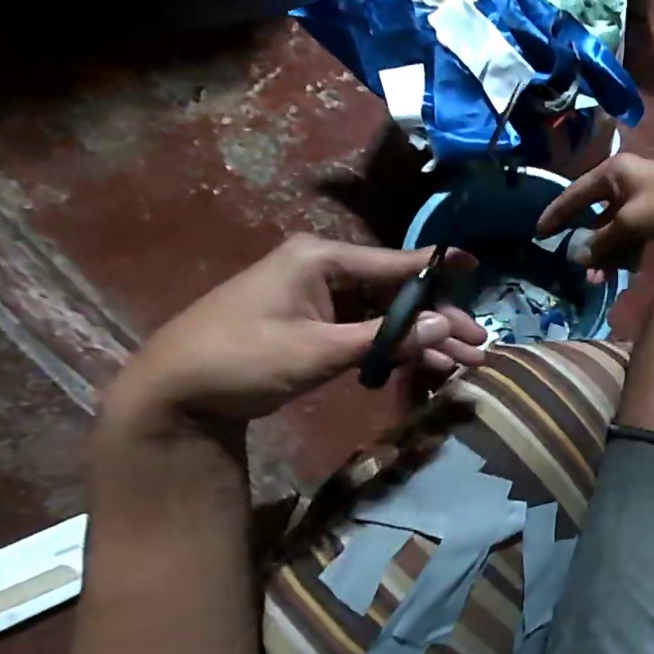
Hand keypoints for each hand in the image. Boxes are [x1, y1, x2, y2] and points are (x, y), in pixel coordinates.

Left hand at [104, 235, 487, 426]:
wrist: (175, 393)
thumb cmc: (242, 361)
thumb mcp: (318, 351)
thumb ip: (386, 338)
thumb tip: (445, 324)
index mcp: (320, 259)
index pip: (395, 262)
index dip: (440, 269)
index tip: (478, 268)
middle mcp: (324, 270)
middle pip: (397, 293)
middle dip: (438, 321)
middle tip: (479, 345)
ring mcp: (318, 298)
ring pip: (386, 315)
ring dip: (422, 339)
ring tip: (463, 362)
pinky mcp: (314, 324)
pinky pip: (366, 331)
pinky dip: (394, 349)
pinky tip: (425, 365)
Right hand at [535, 154, 653, 279]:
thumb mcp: (630, 222)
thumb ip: (602, 240)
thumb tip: (578, 257)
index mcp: (614, 171)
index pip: (576, 193)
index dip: (557, 214)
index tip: (540, 233)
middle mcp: (624, 181)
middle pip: (595, 215)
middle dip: (587, 245)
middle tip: (579, 269)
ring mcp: (640, 200)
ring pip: (613, 230)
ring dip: (605, 254)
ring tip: (598, 279)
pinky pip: (629, 236)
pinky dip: (623, 253)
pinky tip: (621, 272)